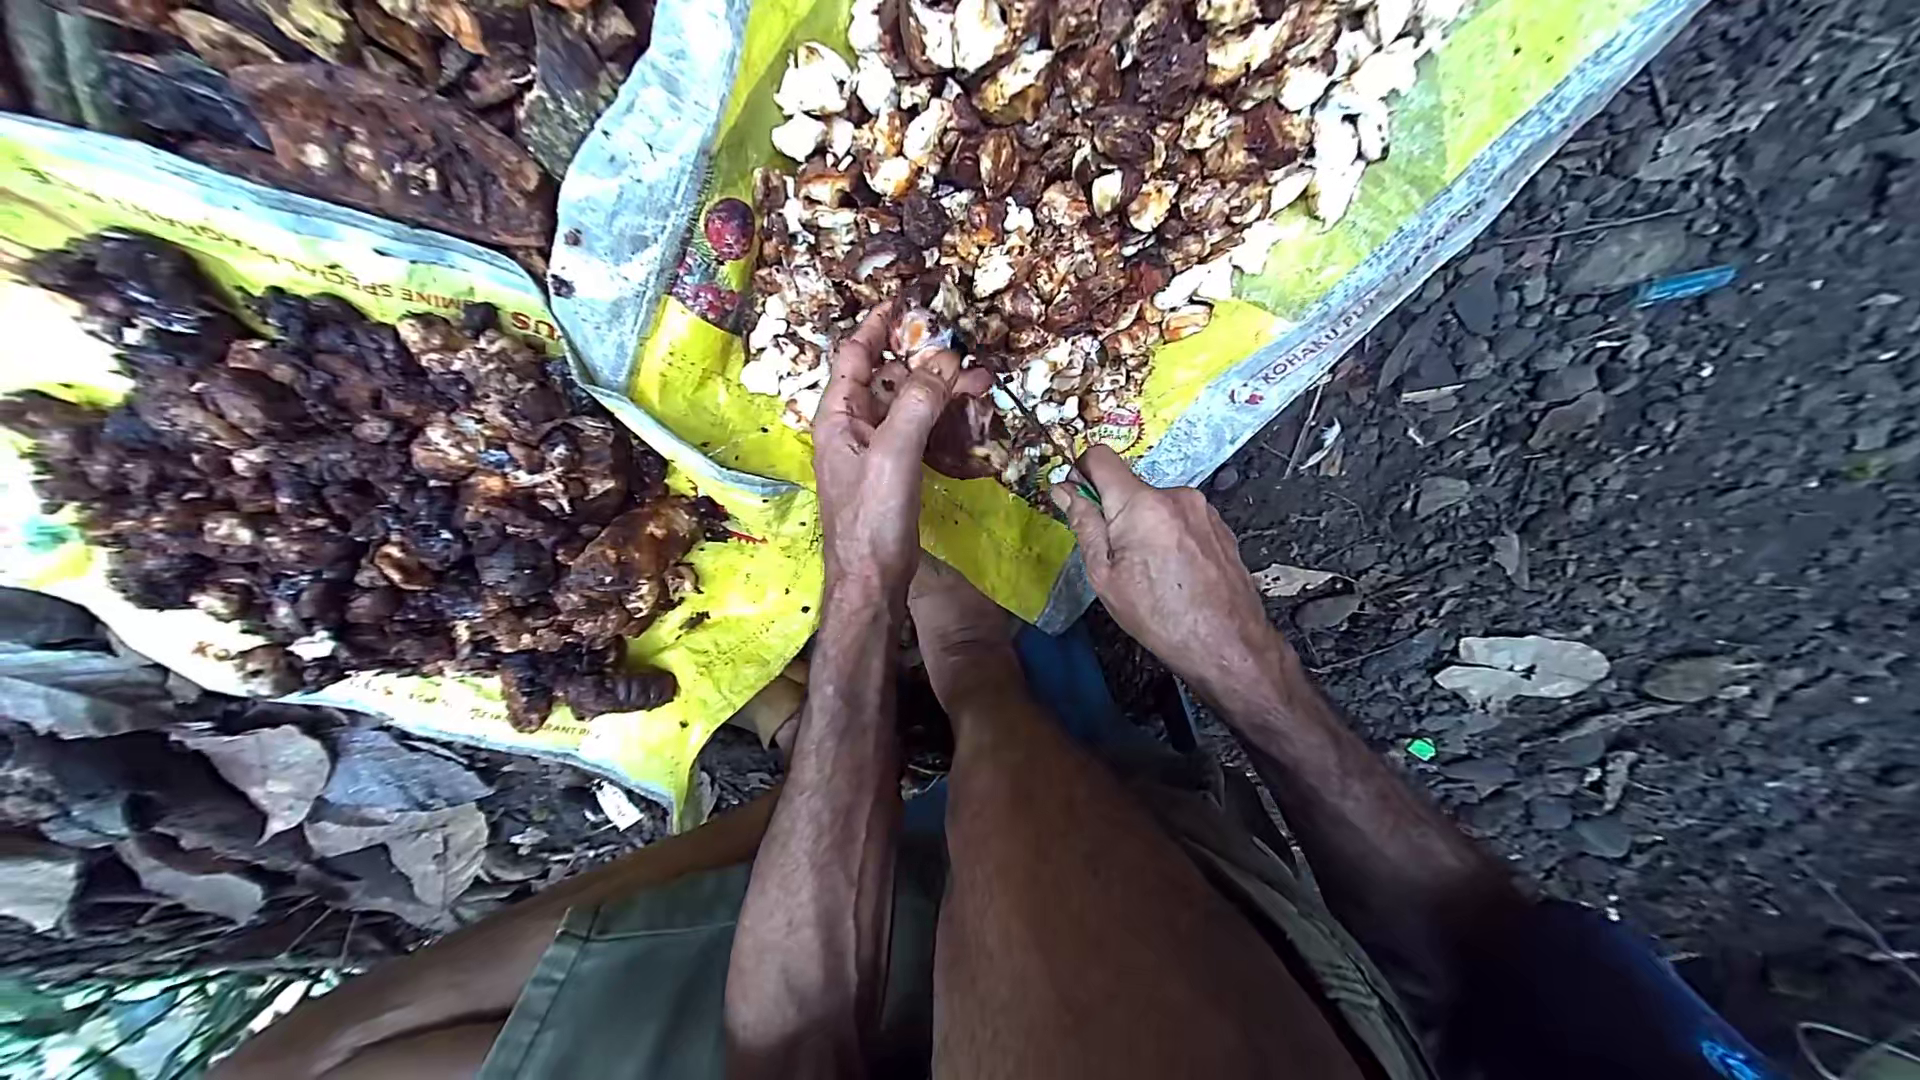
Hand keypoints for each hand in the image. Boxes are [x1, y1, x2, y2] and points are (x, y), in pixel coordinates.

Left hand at [811, 301, 985, 608]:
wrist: (872, 581)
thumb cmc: (872, 520)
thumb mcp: (892, 456)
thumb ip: (916, 404)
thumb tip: (943, 360)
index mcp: (839, 417)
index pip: (856, 357)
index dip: (877, 327)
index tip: (903, 304)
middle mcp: (854, 428)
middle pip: (889, 380)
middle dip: (926, 364)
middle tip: (966, 358)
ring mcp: (875, 451)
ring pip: (909, 407)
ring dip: (940, 393)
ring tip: (980, 386)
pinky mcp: (894, 471)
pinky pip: (918, 433)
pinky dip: (941, 422)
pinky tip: (966, 419)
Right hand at [1054, 446, 1294, 706]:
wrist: (1225, 643)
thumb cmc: (1160, 616)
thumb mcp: (1104, 575)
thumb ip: (1084, 524)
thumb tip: (1064, 490)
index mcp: (1141, 504)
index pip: (1100, 456)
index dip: (1080, 470)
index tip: (1076, 495)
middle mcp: (1175, 495)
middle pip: (1129, 486)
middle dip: (1114, 510)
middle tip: (1114, 554)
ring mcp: (1201, 508)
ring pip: (1155, 504)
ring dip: (1143, 524)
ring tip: (1148, 568)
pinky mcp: (1218, 524)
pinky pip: (1179, 517)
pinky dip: (1167, 533)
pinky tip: (1172, 569)